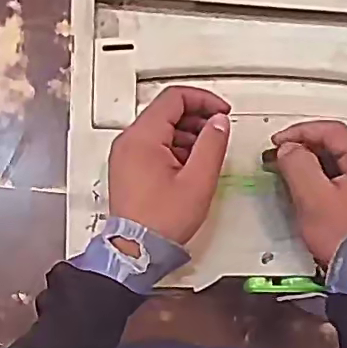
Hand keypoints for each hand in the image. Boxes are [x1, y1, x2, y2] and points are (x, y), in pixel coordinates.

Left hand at [108, 85, 231, 245]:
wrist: (137, 249)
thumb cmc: (160, 221)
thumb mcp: (198, 180)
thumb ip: (212, 144)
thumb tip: (218, 122)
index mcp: (142, 138)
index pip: (173, 98)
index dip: (203, 100)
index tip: (221, 111)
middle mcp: (128, 142)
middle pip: (165, 110)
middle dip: (196, 116)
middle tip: (217, 130)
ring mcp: (125, 155)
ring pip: (160, 128)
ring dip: (186, 133)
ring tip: (206, 152)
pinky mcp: (127, 168)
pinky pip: (152, 145)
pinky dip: (173, 147)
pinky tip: (190, 164)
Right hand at [270, 120, 346, 266]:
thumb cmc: (343, 239)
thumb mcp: (312, 197)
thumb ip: (297, 165)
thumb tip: (289, 148)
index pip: (332, 131)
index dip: (300, 132)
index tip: (279, 141)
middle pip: (334, 141)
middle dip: (303, 144)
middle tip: (279, 152)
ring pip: (334, 156)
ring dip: (308, 158)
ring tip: (285, 166)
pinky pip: (337, 171)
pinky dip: (316, 171)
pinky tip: (300, 180)